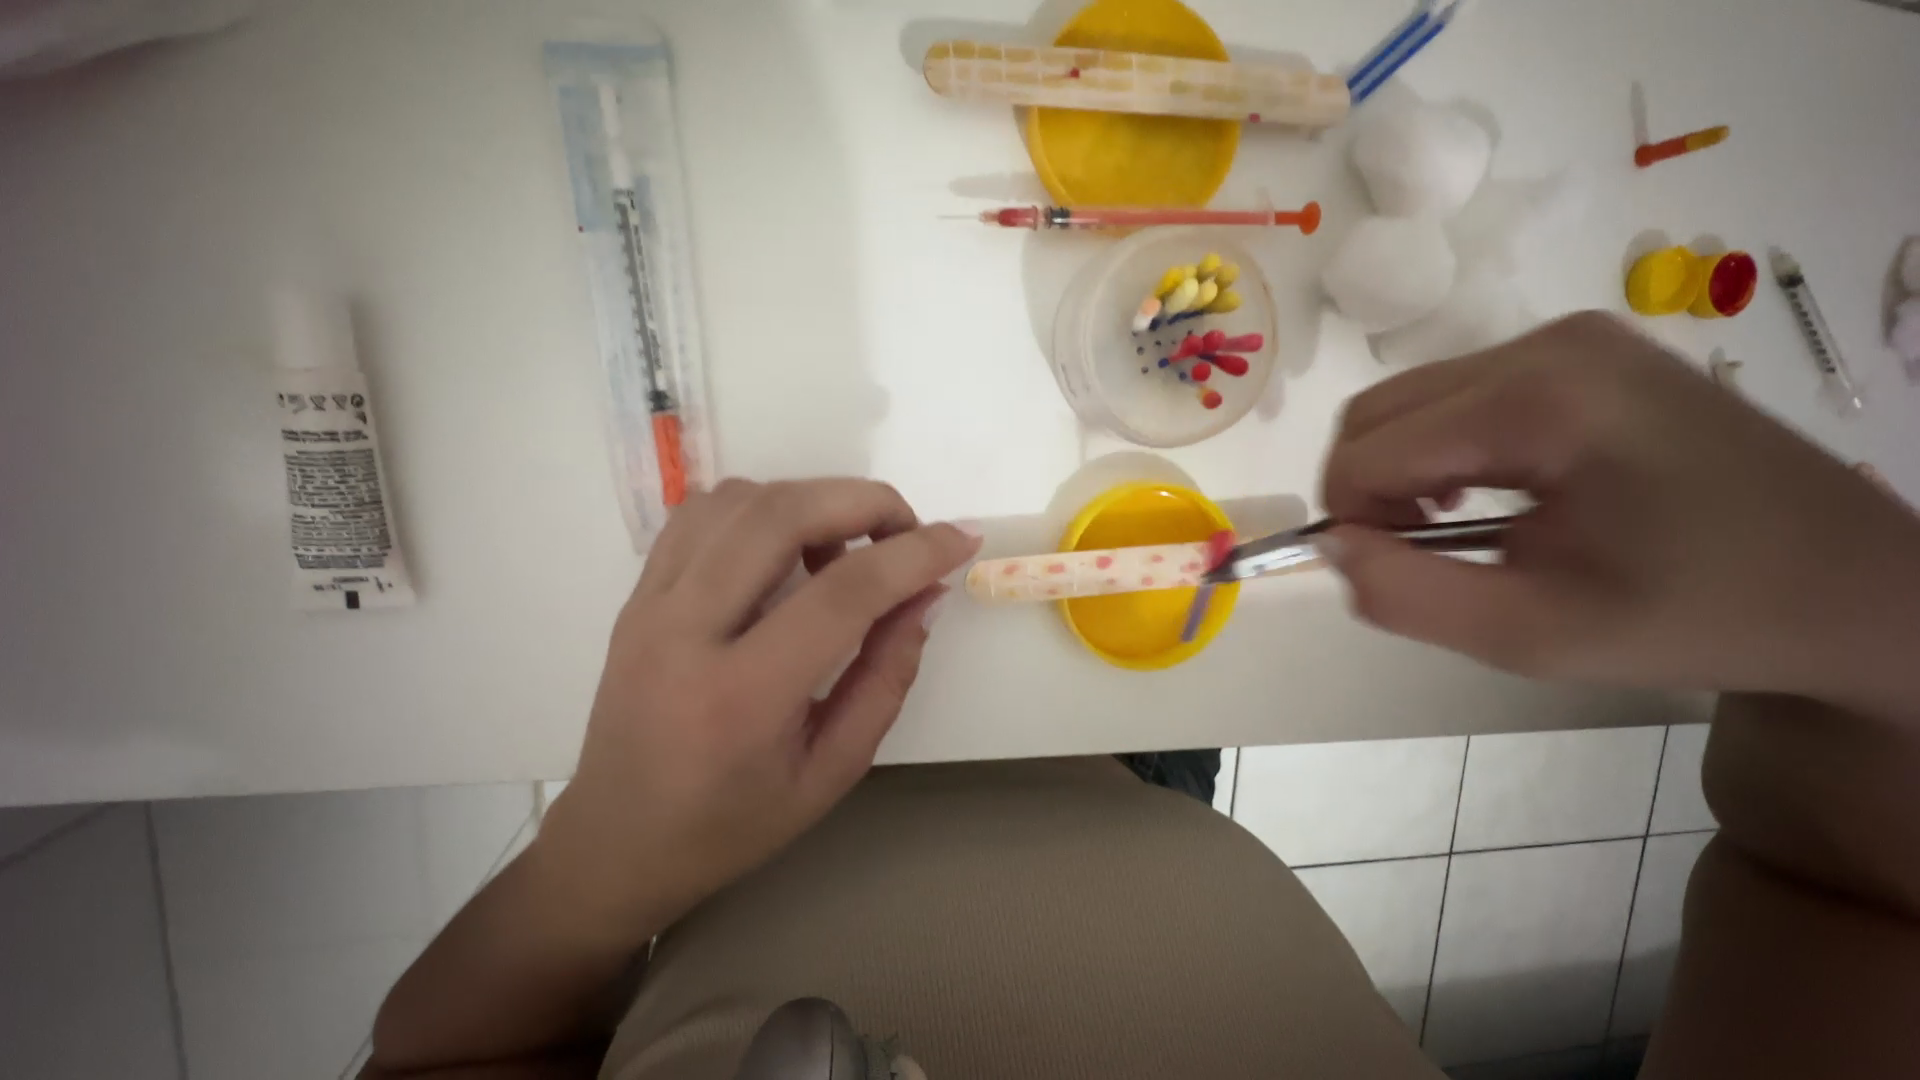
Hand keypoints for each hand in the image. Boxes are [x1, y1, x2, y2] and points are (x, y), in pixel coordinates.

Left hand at [538, 479, 979, 928]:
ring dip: (811, 500)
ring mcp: (650, 604)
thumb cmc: (733, 824)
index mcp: (741, 698)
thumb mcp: (832, 771)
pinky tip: (787, 546)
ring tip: (843, 550)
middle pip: (782, 515)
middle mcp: (685, 633)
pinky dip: (761, 507)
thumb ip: (886, 677)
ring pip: (739, 499)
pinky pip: (703, 513)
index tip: (960, 540)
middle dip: (864, 501)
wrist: (617, 840)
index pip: (843, 593)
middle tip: (906, 531)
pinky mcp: (637, 593)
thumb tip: (924, 594)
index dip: (915, 554)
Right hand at [1318, 312, 1919, 712]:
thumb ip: (1404, 595)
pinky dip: (1439, 446)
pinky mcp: (1582, 348)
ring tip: (1456, 524)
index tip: (1394, 572)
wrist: (1855, 584)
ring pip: (1408, 399)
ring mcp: (1570, 336)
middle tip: (1419, 551)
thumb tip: (1331, 545)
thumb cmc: (1693, 617)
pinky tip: (1488, 489)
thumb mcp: (1530, 636)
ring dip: (1400, 468)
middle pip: (1376, 411)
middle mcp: (1545, 343)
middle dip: (1368, 489)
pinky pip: (1454, 393)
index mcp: (1538, 401)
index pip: (1367, 450)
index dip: (1352, 519)